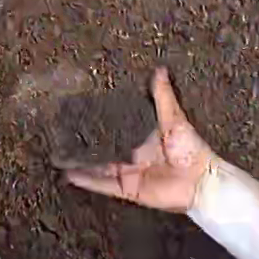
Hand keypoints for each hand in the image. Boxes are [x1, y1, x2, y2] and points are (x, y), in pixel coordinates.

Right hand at [63, 68, 217, 212]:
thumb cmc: (191, 149)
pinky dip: (86, 180)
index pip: (118, 125)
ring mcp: (128, 172)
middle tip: (63, 131)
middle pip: (104, 147)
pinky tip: (68, 174)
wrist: (199, 182)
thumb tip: (160, 70)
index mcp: (143, 136)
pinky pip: (103, 185)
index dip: (102, 118)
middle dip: (85, 141)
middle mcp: (132, 154)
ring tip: (58, 153)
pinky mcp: (127, 189)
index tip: (83, 109)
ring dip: (81, 161)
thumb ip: (163, 97)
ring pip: (98, 166)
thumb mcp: (174, 119)